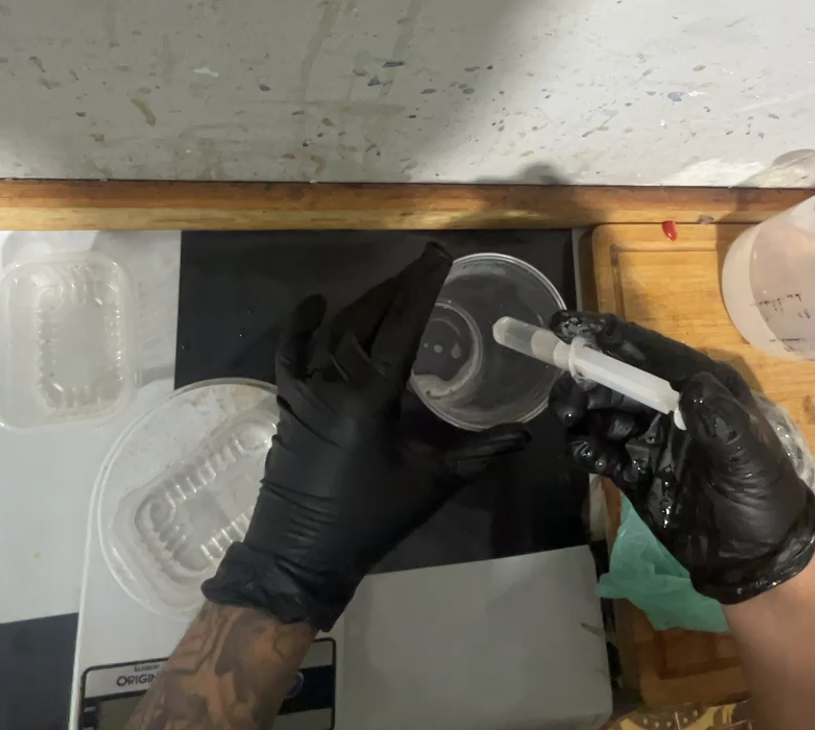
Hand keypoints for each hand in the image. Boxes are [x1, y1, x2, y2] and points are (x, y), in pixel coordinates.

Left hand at [204, 244, 531, 628]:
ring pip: (335, 330)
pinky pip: (289, 353)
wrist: (299, 556)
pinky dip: (299, 326)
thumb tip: (526, 433)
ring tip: (395, 284)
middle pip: (368, 318)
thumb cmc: (369, 520)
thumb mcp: (430, 485)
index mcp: (370, 397)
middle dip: (399, 287)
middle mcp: (333, 381)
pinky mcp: (287, 401)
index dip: (422, 288)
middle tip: (426, 265)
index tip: (439, 258)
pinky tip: (313, 304)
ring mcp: (304, 389)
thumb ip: (479, 454)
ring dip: (365, 302)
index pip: (401, 327)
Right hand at [549, 311, 814, 603]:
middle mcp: (669, 403)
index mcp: (698, 386)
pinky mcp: (634, 470)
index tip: (563, 326)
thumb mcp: (748, 455)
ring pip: (601, 410)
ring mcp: (649, 437)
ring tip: (572, 428)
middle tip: (564, 402)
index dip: (603, 334)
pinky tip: (586, 457)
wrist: (758, 562)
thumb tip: (690, 387)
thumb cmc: (761, 498)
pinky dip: (586, 449)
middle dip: (584, 381)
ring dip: (580, 413)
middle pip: (614, 378)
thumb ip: (720, 419)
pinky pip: (600, 450)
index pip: (644, 349)